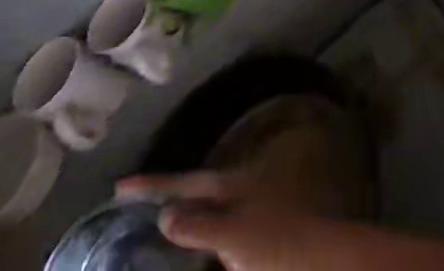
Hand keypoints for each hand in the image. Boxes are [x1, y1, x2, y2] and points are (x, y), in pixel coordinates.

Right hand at [116, 171, 350, 270]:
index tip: (119, 185)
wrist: (324, 262)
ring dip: (179, 221)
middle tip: (128, 207)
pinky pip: (215, 237)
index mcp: (234, 188)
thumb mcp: (235, 236)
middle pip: (194, 193)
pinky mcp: (252, 243)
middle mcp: (240, 196)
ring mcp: (248, 218)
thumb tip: (165, 213)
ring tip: (145, 231)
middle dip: (164, 198)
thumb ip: (200, 225)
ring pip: (204, 214)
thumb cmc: (279, 246)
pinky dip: (195, 242)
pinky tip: (182, 256)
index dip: (154, 185)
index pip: (187, 181)